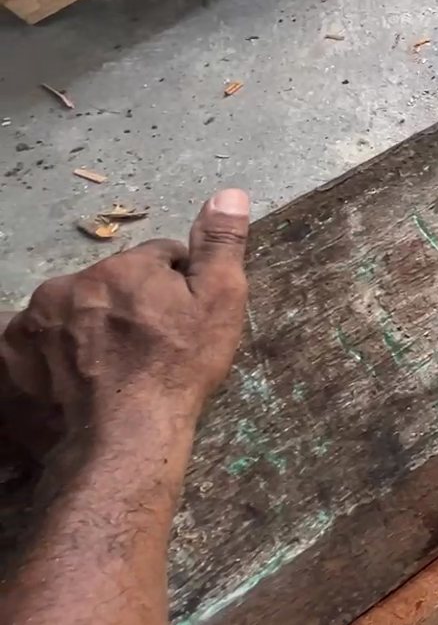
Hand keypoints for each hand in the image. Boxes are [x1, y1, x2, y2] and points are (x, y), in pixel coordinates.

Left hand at [0, 190, 250, 460]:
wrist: (124, 431)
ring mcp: (25, 324)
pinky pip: (32, 339)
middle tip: (157, 338)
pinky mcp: (1, 359)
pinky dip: (51, 349)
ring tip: (117, 360)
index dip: (184, 281)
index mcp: (123, 268)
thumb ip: (220, 243)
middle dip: (135, 299)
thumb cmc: (184, 360)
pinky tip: (76, 372)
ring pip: (74, 309)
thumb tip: (228, 193)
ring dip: (94, 323)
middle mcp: (66, 286)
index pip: (161, 256)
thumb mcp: (223, 297)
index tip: (191, 312)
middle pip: (113, 281)